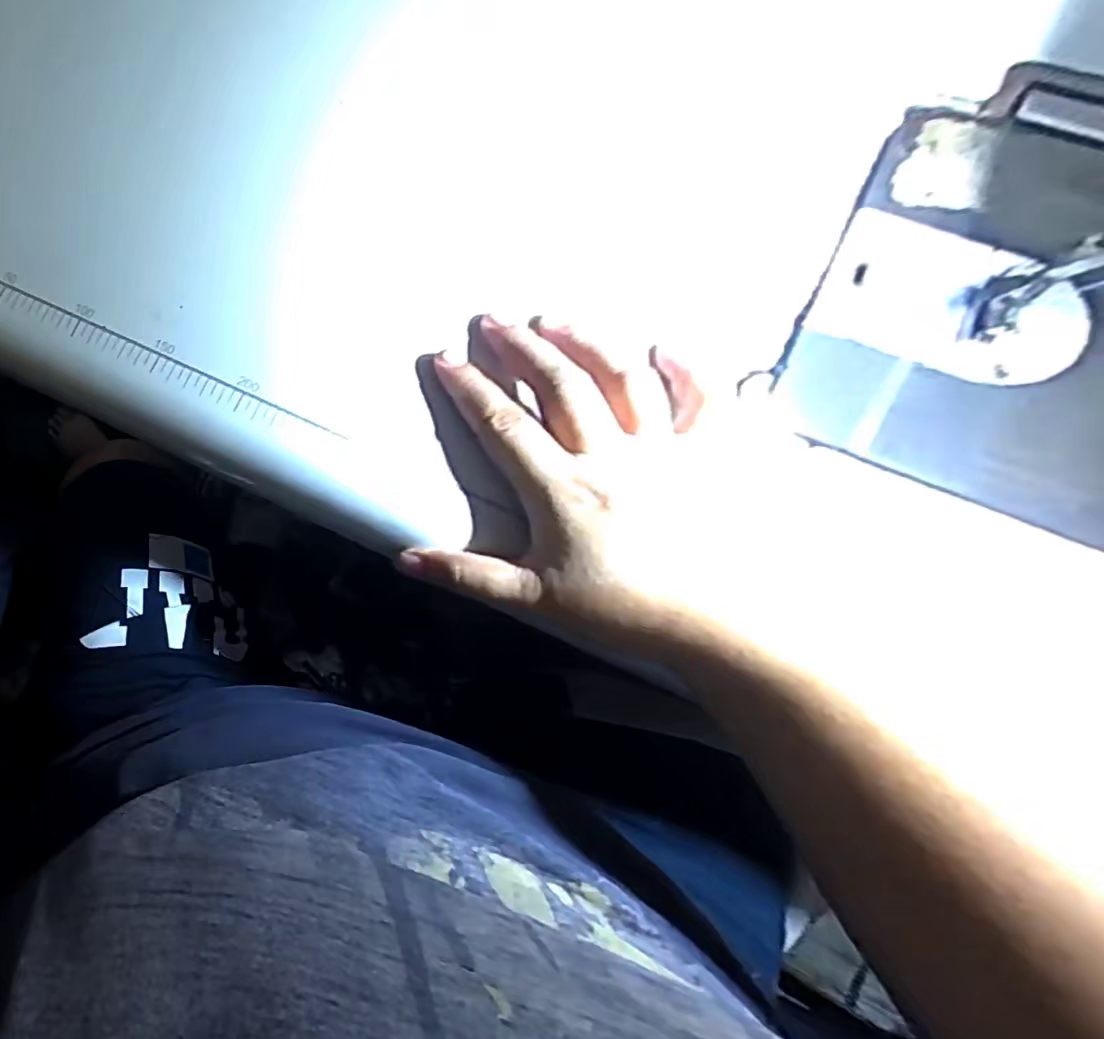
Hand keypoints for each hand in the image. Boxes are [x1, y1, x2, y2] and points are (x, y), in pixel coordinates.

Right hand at [401, 316, 787, 663]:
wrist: (725, 627)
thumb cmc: (623, 611)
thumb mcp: (531, 597)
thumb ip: (465, 574)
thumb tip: (404, 560)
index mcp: (562, 490)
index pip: (504, 427)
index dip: (470, 389)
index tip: (446, 359)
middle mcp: (612, 457)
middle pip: (559, 387)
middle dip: (521, 349)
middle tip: (493, 320)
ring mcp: (668, 450)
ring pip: (623, 379)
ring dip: (585, 343)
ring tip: (555, 319)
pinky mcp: (717, 455)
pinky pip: (707, 398)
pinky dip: (689, 368)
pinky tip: (665, 348)